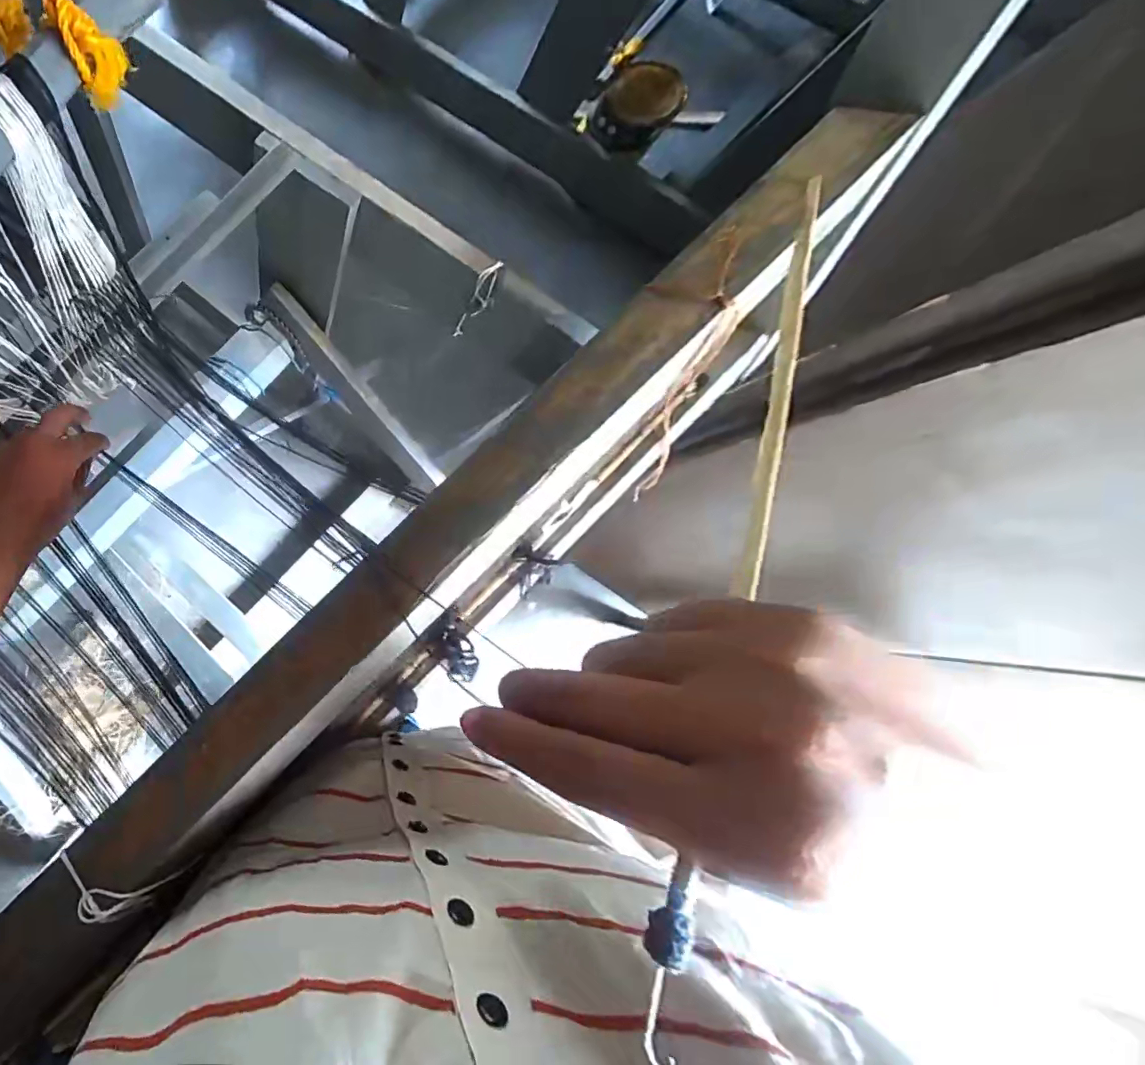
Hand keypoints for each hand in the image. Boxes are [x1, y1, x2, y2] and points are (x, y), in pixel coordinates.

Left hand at [0, 403, 108, 567]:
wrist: (1, 534)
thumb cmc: (42, 523)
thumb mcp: (72, 501)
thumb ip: (80, 475)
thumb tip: (82, 462)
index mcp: (62, 455)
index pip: (88, 440)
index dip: (99, 441)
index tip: (104, 443)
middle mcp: (38, 441)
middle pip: (60, 414)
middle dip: (76, 414)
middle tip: (85, 419)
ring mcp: (15, 444)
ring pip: (36, 429)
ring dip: (49, 434)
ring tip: (55, 448)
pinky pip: (19, 443)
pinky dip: (30, 448)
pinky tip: (32, 463)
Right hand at [461, 599, 959, 900]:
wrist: (1019, 815)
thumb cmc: (870, 867)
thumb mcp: (753, 875)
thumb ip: (643, 809)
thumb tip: (548, 743)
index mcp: (755, 822)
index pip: (589, 768)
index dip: (518, 742)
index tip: (474, 719)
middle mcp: (760, 730)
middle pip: (587, 697)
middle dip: (534, 698)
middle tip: (517, 698)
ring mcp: (776, 661)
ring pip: (618, 653)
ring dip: (609, 682)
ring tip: (649, 707)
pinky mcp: (793, 618)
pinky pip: (668, 623)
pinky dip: (658, 652)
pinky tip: (695, 677)